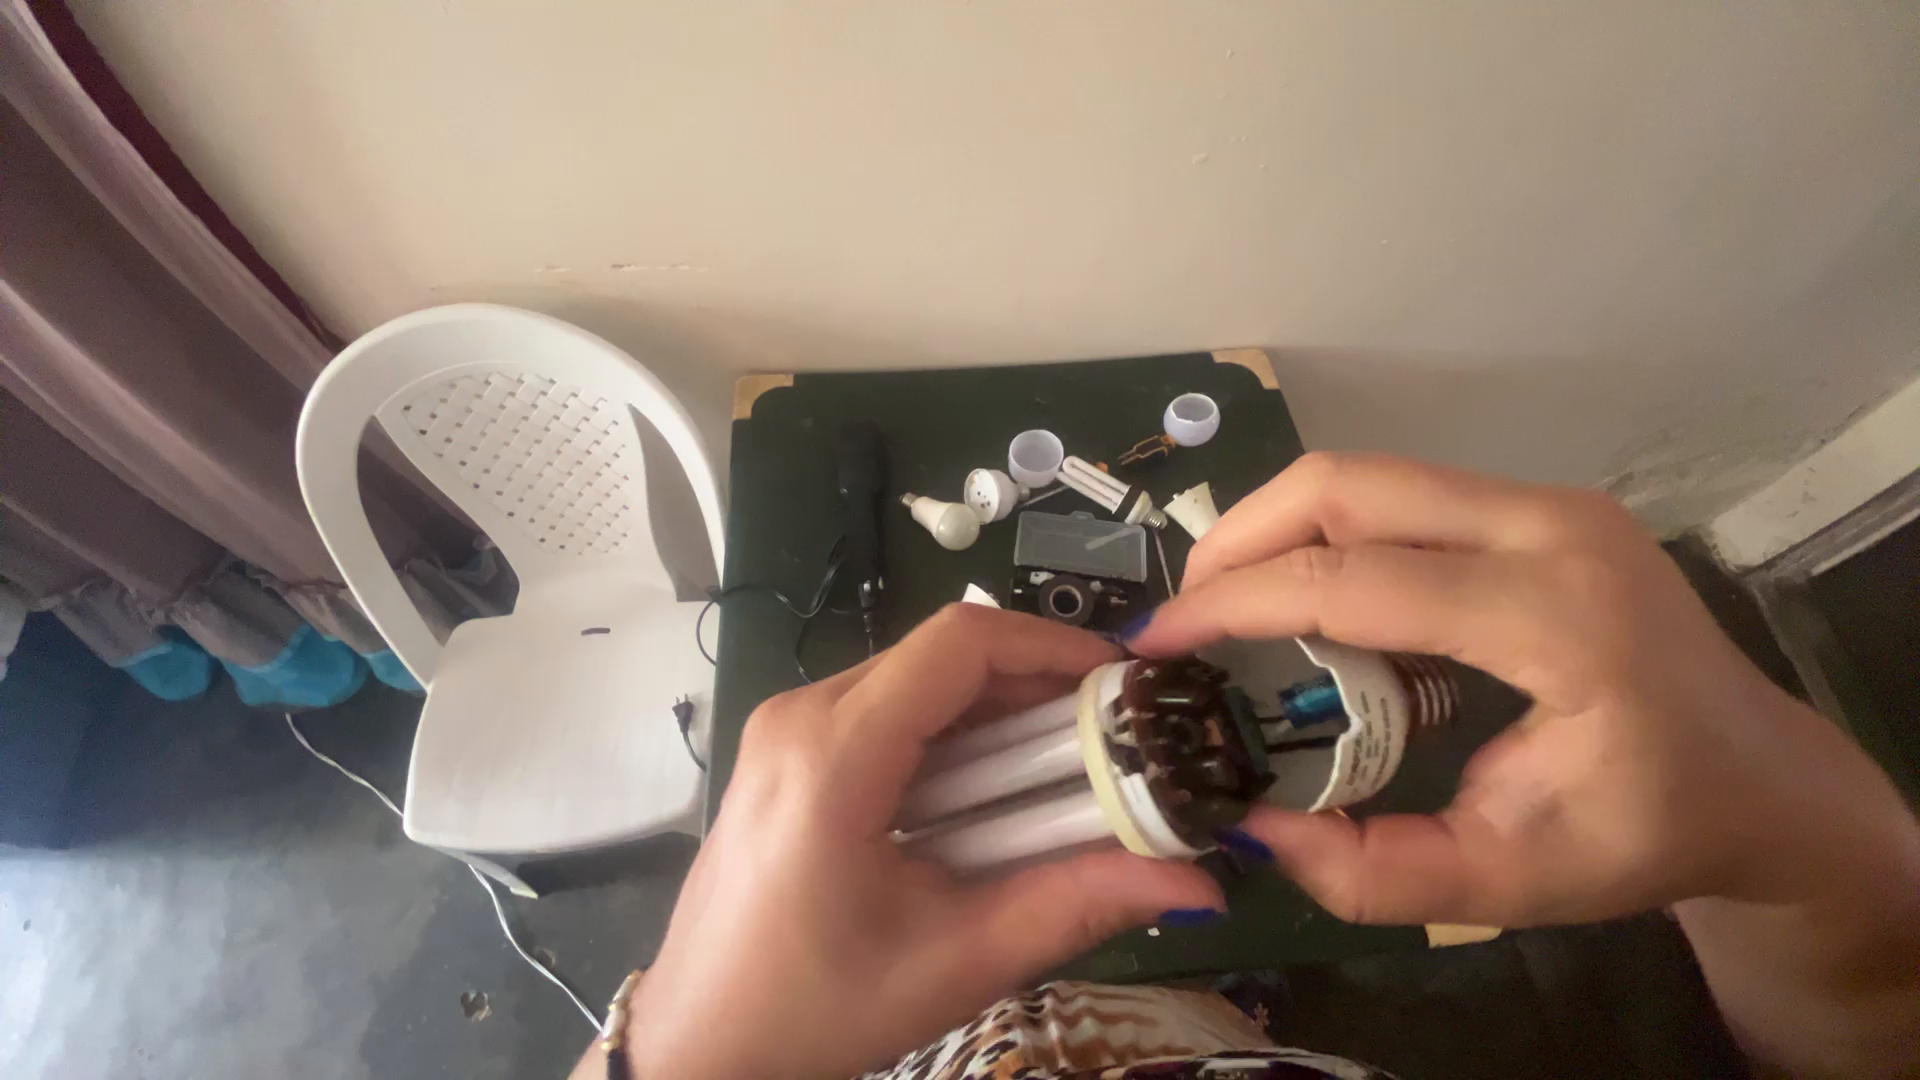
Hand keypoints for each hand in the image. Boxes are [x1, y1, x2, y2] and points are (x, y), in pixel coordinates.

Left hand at [623, 606, 1221, 1079]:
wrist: (696, 1040)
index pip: (955, 644)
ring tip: (1059, 752)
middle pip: (938, 652)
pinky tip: (986, 774)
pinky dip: (950, 721)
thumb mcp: (953, 961)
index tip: (1114, 677)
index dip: (1046, 643)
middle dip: (1031, 676)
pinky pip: (886, 700)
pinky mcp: (788, 739)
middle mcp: (803, 710)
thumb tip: (1193, 881)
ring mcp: (787, 719)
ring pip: (915, 671)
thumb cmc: (813, 1008)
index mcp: (833, 751)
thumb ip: (1073, 905)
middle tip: (1104, 727)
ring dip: (992, 700)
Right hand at [1130, 452, 1918, 926]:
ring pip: (1352, 475)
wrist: (1767, 776)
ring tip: (1226, 598)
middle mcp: (1546, 529)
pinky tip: (1293, 587)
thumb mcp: (1509, 884)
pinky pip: (1381, 490)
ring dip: (1266, 527)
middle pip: (1339, 486)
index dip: (1236, 602)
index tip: (1161, 638)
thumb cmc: (1648, 829)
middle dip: (1235, 541)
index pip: (1351, 580)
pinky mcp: (1520, 503)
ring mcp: (1537, 502)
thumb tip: (1251, 824)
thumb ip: (1372, 873)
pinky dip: (1310, 529)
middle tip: (1189, 611)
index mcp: (1557, 619)